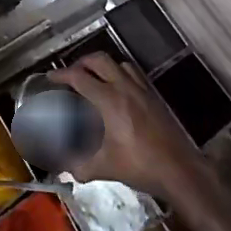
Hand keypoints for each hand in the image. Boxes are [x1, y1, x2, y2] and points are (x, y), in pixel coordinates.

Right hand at [54, 52, 208, 200]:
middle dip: (81, 63)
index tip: (51, 78)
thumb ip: (80, 166)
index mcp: (109, 101)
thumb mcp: (104, 167)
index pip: (79, 77)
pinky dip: (121, 74)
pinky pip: (134, 74)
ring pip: (119, 64)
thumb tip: (64, 168)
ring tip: (94, 78)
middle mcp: (125, 88)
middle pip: (99, 60)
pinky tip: (118, 90)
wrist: (179, 170)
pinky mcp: (154, 97)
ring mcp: (142, 90)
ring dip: (103, 66)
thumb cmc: (140, 166)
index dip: (61, 75)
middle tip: (71, 75)